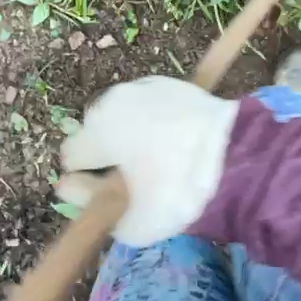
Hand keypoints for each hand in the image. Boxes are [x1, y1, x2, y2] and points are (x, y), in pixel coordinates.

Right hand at [56, 76, 238, 245]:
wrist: (234, 156)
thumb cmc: (174, 194)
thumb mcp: (126, 218)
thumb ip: (87, 202)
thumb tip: (65, 187)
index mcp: (96, 132)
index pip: (71, 155)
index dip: (84, 177)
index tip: (105, 193)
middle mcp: (113, 101)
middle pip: (94, 128)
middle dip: (105, 149)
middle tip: (132, 176)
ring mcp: (143, 87)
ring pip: (121, 112)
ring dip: (129, 131)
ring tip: (156, 157)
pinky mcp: (171, 83)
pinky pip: (147, 104)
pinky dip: (153, 119)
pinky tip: (173, 138)